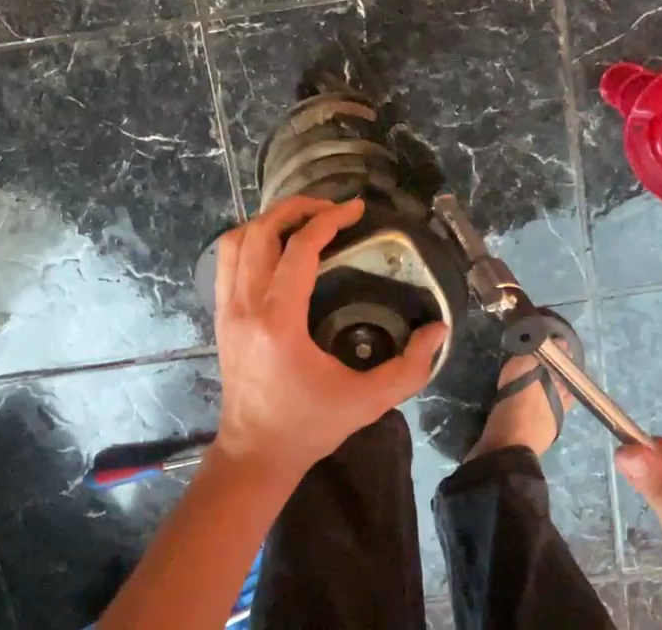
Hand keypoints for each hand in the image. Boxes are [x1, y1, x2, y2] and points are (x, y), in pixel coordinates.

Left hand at [211, 196, 446, 479]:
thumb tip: (439, 329)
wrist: (255, 454)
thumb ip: (409, 367)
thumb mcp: (367, 401)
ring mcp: (227, 310)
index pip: (299, 249)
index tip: (356, 208)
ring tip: (302, 220)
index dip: (328, 220)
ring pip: (235, 241)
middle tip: (331, 207)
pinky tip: (275, 247)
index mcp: (279, 322)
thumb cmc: (310, 426)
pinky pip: (224, 261)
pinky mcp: (221, 317)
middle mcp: (245, 306)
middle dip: (296, 208)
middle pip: (260, 232)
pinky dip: (248, 240)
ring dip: (268, 221)